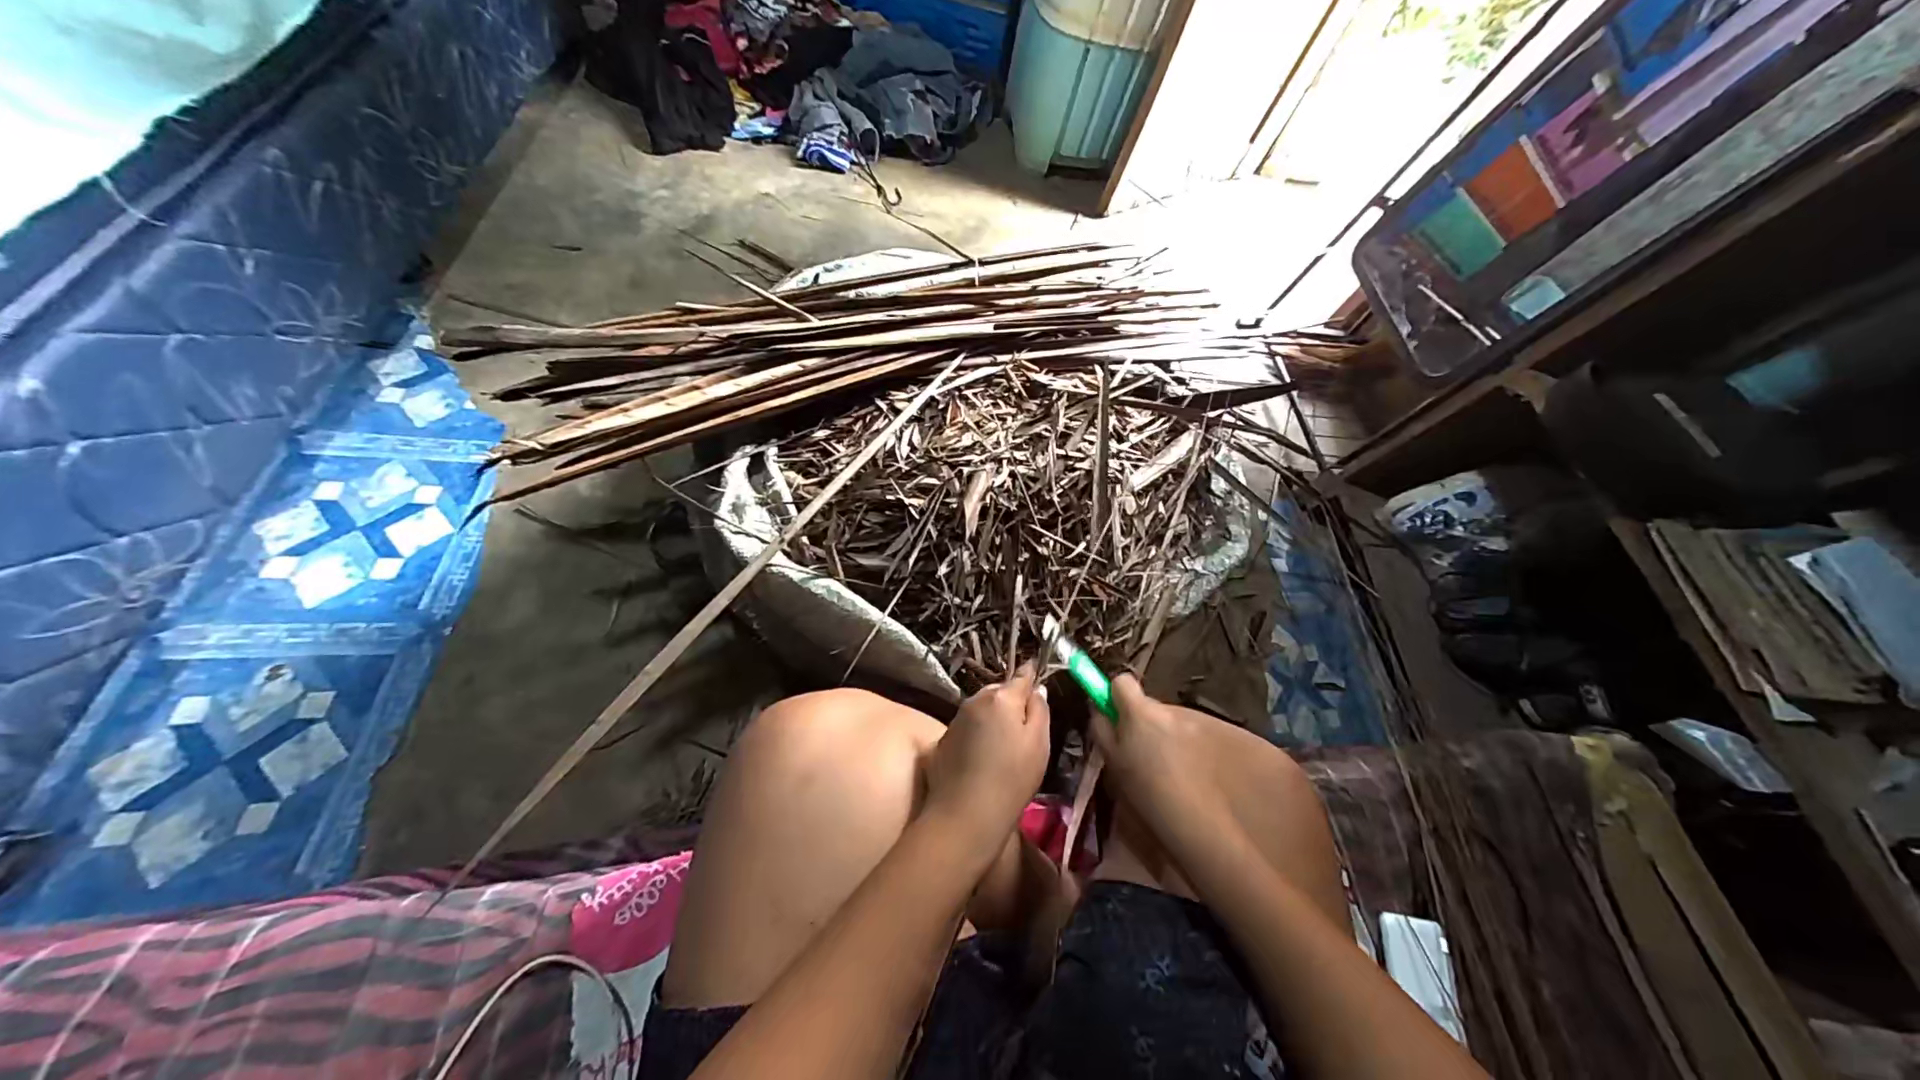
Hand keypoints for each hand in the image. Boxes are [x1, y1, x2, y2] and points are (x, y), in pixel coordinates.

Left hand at [923, 664, 1050, 850]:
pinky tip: (981, 759)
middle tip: (1023, 725)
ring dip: (991, 719)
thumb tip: (1036, 690)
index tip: (1037, 678)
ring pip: (980, 711)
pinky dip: (976, 736)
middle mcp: (974, 701)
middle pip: (998, 692)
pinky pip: (966, 729)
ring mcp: (955, 721)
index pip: (1021, 676)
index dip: (1031, 677)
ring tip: (1002, 745)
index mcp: (1001, 698)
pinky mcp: (942, 742)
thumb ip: (1040, 710)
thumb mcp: (1039, 744)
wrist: (965, 815)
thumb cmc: (1012, 778)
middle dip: (1010, 701)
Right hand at [1084, 675, 1237, 851]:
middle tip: (1144, 752)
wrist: (1202, 822)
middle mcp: (1171, 710)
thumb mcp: (1114, 764)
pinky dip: (1194, 746)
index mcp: (1140, 714)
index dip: (1116, 696)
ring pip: (1175, 721)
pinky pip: (1198, 733)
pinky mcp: (1225, 734)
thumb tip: (1100, 712)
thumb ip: (1104, 731)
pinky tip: (1196, 772)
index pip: (1122, 682)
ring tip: (1174, 769)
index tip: (1115, 715)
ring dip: (1170, 735)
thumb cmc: (1148, 796)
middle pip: (1151, 705)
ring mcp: (1200, 721)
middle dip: (1146, 722)